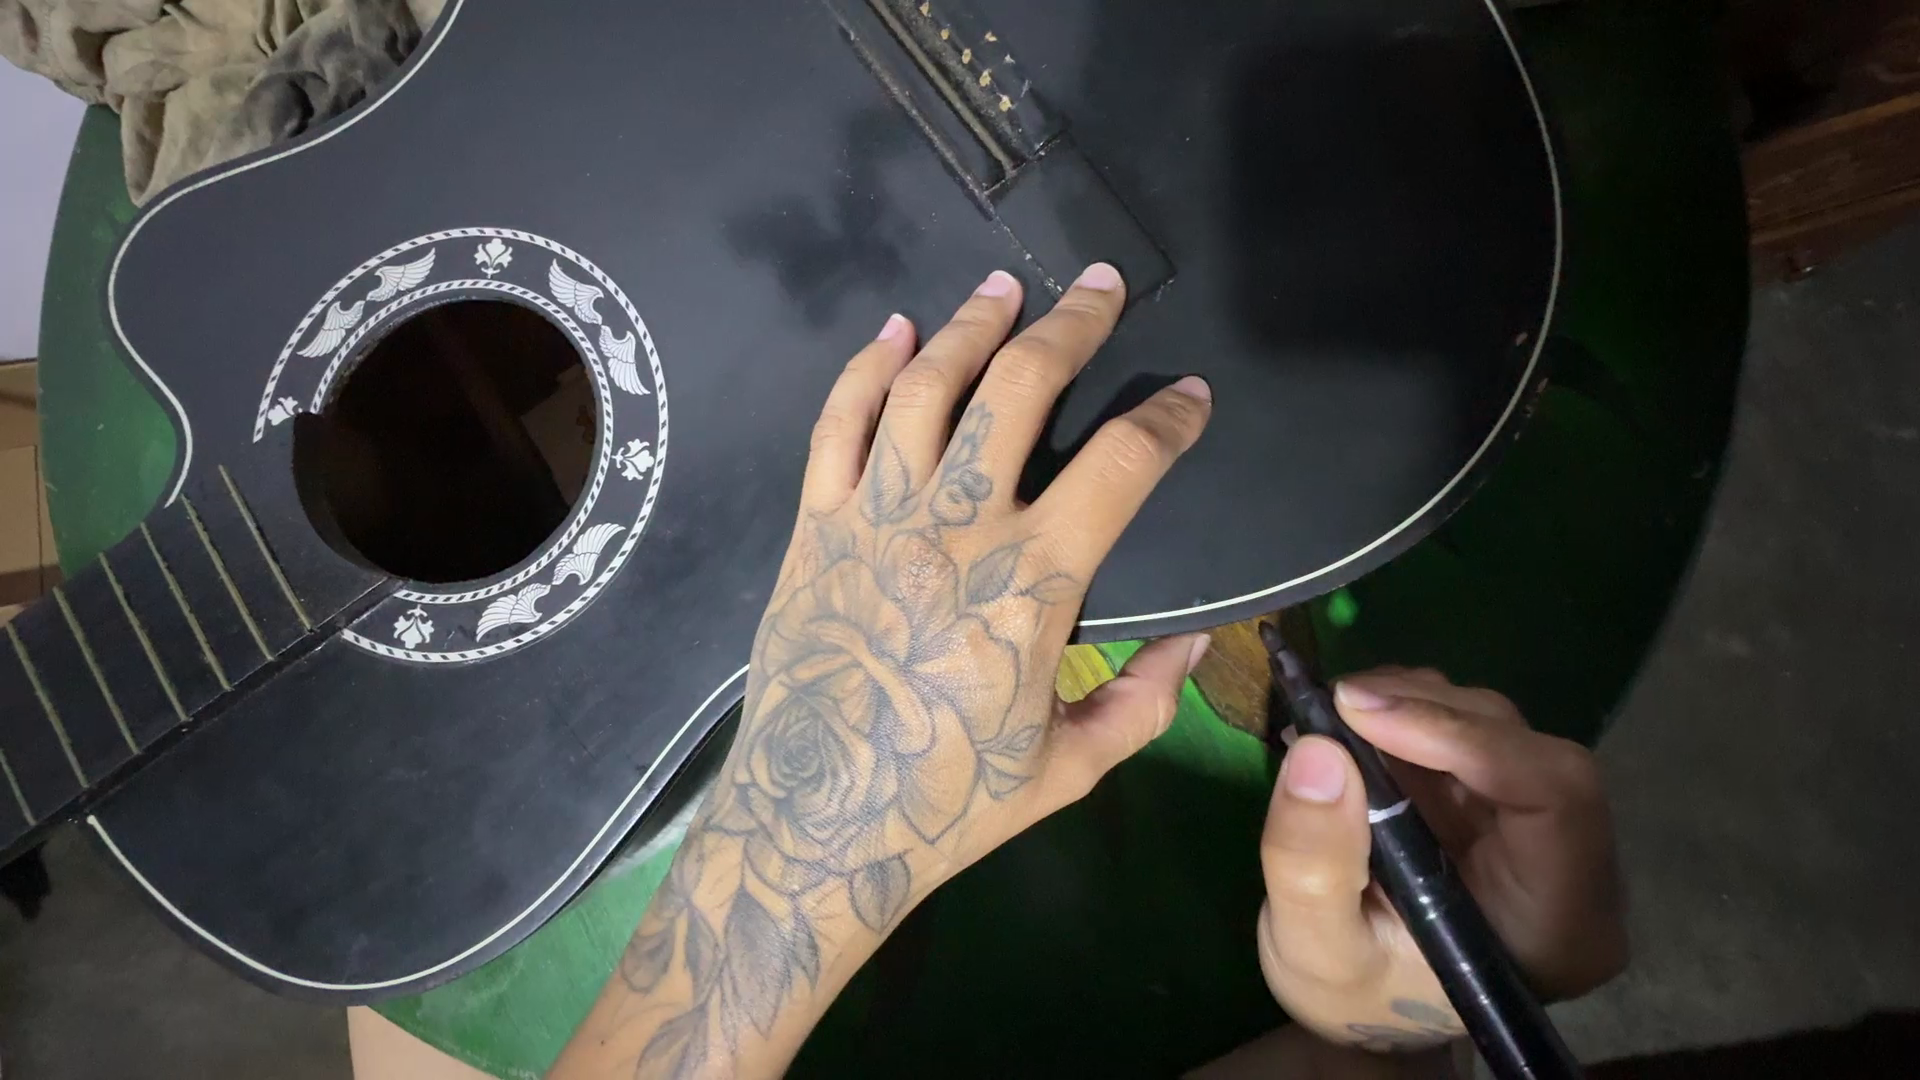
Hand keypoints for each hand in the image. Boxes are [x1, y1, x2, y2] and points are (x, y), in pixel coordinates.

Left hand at [552, 264, 1212, 1079]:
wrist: (810, 828)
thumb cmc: (945, 807)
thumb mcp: (1067, 772)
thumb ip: (1141, 704)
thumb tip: (1193, 643)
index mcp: (1032, 586)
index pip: (1122, 466)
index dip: (1168, 420)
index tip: (1190, 396)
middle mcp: (954, 530)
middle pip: (1019, 391)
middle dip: (1071, 326)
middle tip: (1102, 284)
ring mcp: (874, 519)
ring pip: (925, 388)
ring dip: (971, 327)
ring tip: (1005, 287)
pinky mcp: (814, 527)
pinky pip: (838, 425)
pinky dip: (866, 369)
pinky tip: (896, 331)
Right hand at [1257, 668, 1626, 1052]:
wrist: (1360, 1000)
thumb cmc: (1348, 989)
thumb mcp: (1312, 943)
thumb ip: (1311, 861)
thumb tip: (1319, 751)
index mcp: (1556, 920)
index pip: (1554, 795)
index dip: (1463, 737)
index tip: (1358, 712)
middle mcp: (1565, 864)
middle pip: (1524, 748)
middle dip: (1424, 709)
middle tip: (1330, 702)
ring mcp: (1527, 826)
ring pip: (1495, 727)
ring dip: (1410, 700)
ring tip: (1329, 711)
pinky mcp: (1486, 800)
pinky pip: (1461, 728)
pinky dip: (1402, 708)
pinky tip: (1349, 724)